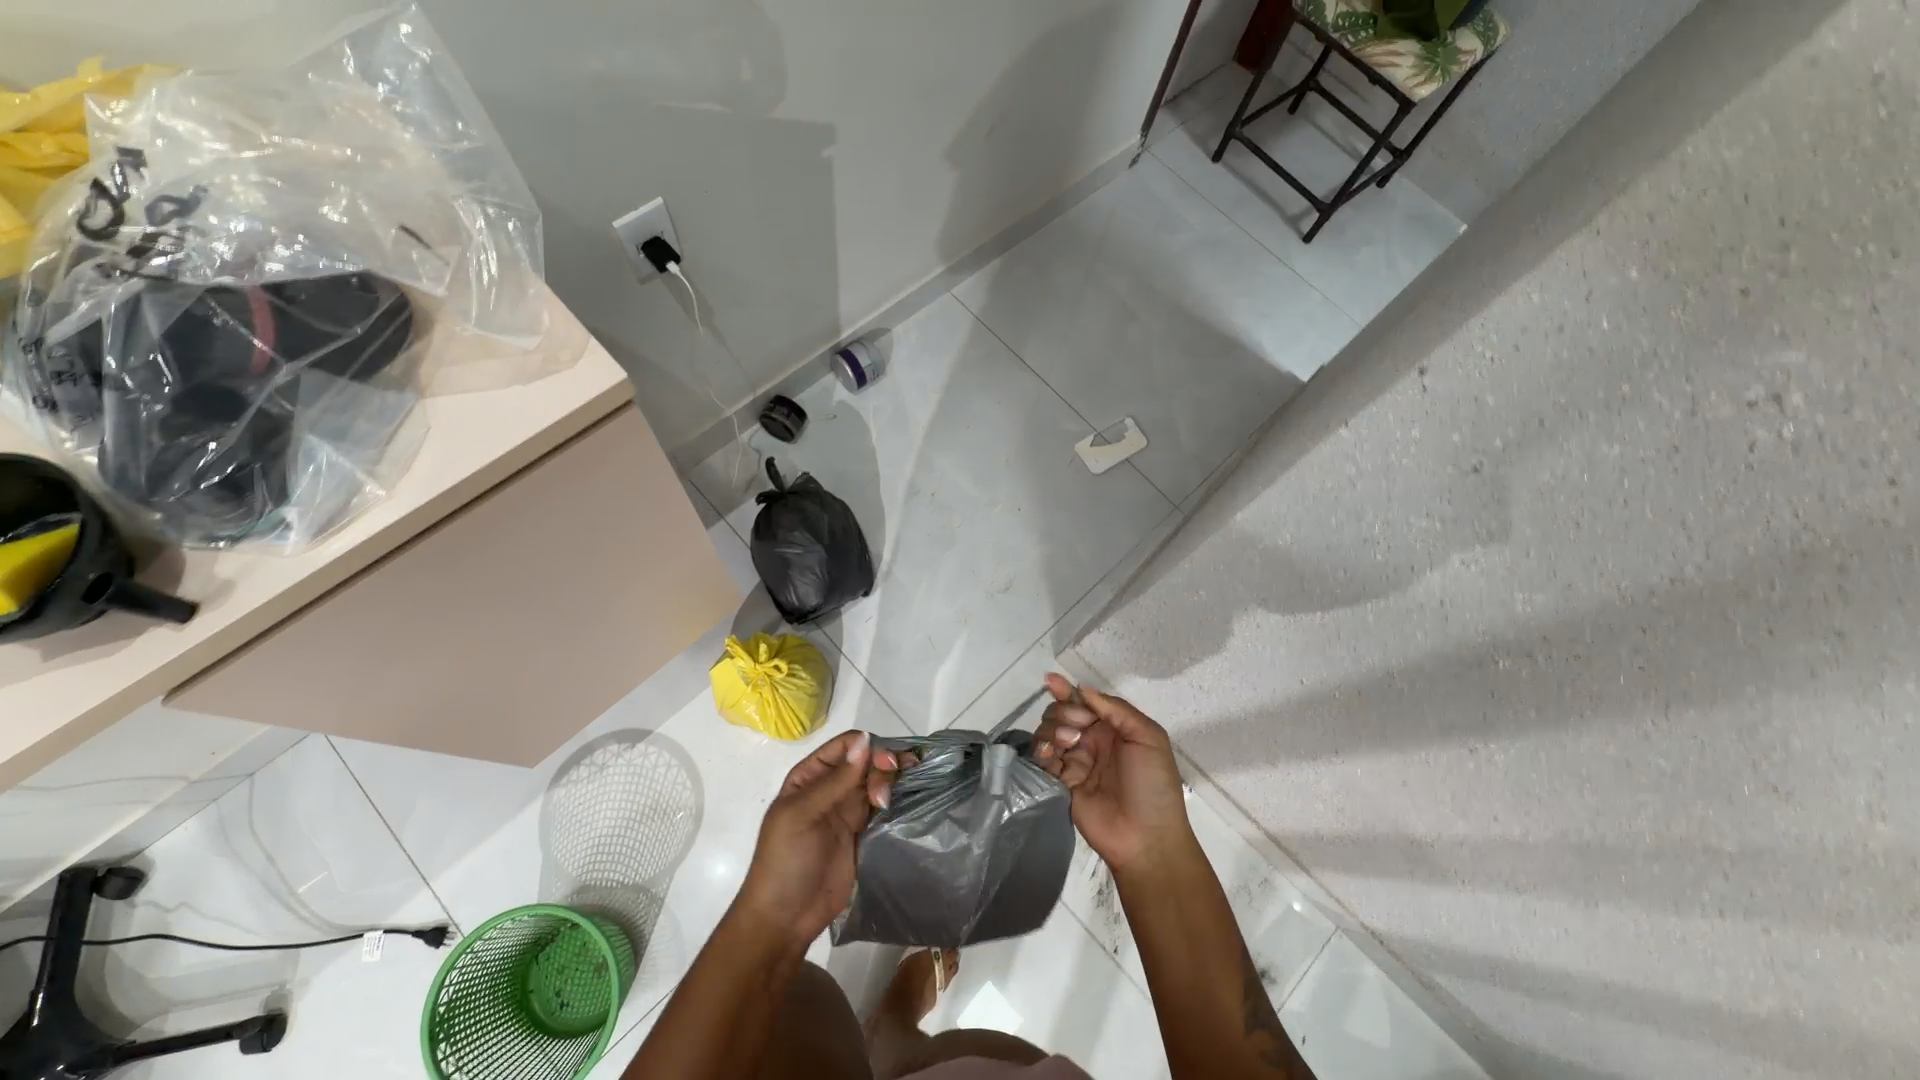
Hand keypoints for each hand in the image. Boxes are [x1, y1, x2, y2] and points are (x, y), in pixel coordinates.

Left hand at [736, 731, 905, 946]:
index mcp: (808, 776)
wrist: (787, 917)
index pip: (845, 746)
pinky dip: (895, 803)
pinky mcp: (862, 834)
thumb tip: (865, 741)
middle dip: (882, 766)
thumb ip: (836, 780)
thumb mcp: (803, 814)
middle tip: (887, 788)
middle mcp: (830, 788)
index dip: (867, 747)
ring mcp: (847, 812)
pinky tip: (903, 805)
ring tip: (888, 804)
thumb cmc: (785, 861)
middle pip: (865, 762)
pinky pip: (883, 809)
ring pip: (876, 783)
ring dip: (890, 784)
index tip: (886, 763)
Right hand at [1035, 675, 1195, 875]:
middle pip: (1063, 714)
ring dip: (1052, 730)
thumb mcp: (1148, 737)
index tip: (1050, 681)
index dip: (1068, 691)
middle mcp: (1093, 742)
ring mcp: (1076, 763)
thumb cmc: (1153, 785)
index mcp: (1114, 729)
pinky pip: (1043, 760)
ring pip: (1049, 733)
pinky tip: (1049, 755)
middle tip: (1076, 730)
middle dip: (1063, 713)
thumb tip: (1083, 690)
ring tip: (1067, 745)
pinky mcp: (1062, 784)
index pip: (1086, 703)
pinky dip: (1041, 752)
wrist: (1146, 837)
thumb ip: (1116, 709)